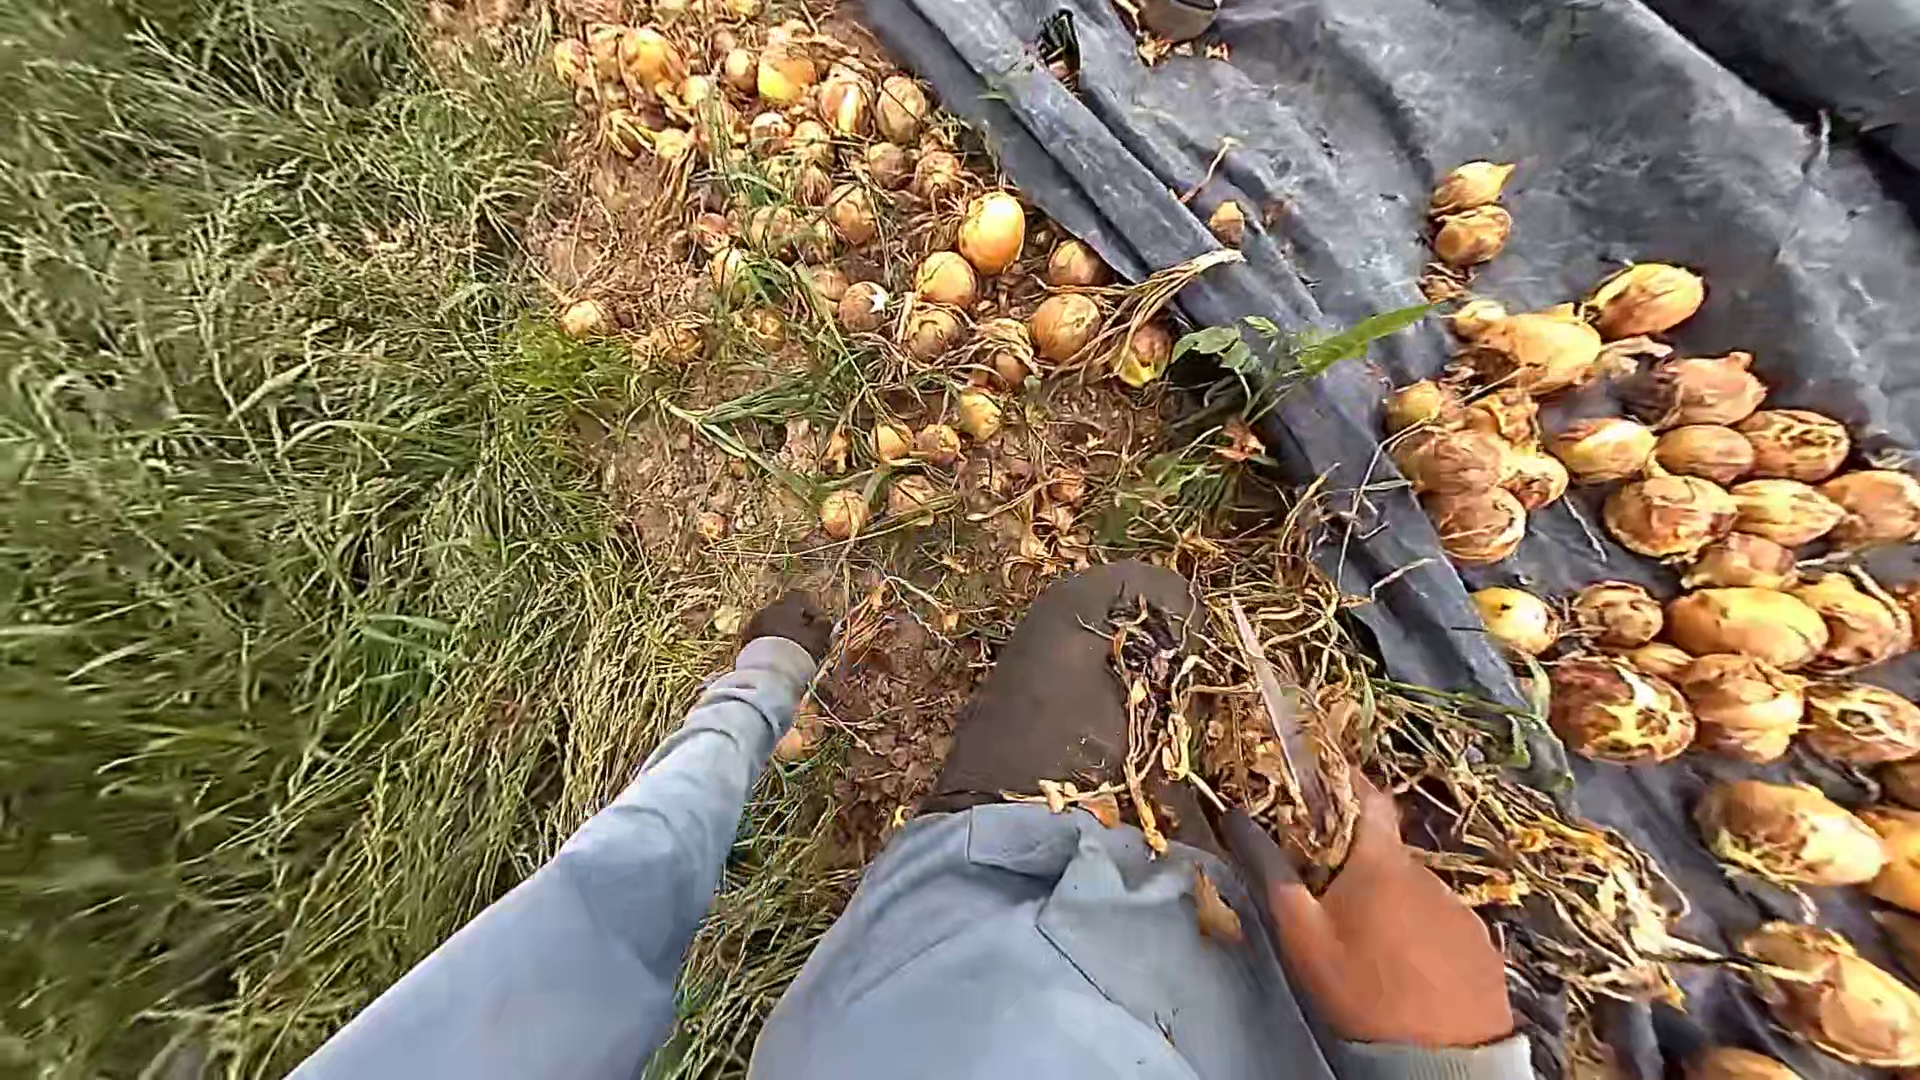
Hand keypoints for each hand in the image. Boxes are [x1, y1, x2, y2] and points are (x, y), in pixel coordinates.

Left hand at [741, 590, 832, 662]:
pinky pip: (763, 635)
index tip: (818, 624)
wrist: (768, 669)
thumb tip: (824, 619)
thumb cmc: (797, 648)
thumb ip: (823, 624)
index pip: (801, 599)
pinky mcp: (747, 638)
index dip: (811, 611)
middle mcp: (769, 609)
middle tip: (806, 637)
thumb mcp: (818, 636)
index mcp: (787, 605)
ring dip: (783, 631)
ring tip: (792, 648)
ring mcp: (756, 623)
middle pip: (786, 610)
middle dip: (796, 621)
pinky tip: (779, 653)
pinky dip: (771, 640)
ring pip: (774, 623)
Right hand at [1222, 776, 1512, 1047]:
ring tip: (1365, 928)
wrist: (1442, 1072)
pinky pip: (1441, 917)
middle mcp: (1428, 876)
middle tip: (1325, 878)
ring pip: (1412, 884)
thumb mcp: (1300, 930)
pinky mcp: (1483, 948)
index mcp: (1381, 863)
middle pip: (1384, 846)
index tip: (1318, 777)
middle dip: (1354, 853)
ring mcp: (1462, 913)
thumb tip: (1234, 816)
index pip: (1368, 796)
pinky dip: (1418, 922)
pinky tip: (1403, 956)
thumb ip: (1269, 866)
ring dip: (1387, 891)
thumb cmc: (1359, 988)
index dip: (1343, 778)